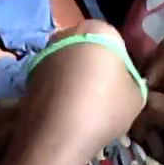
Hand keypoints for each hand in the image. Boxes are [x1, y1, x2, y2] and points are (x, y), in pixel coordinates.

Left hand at [16, 21, 146, 164]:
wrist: (59, 135)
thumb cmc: (105, 108)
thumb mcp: (136, 98)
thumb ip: (132, 83)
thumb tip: (123, 84)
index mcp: (98, 29)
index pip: (116, 42)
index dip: (121, 67)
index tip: (121, 88)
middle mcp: (67, 33)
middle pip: (88, 51)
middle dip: (95, 71)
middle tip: (104, 98)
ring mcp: (43, 55)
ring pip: (67, 67)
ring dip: (76, 83)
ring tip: (84, 111)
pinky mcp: (27, 77)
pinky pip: (52, 83)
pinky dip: (60, 94)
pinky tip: (67, 116)